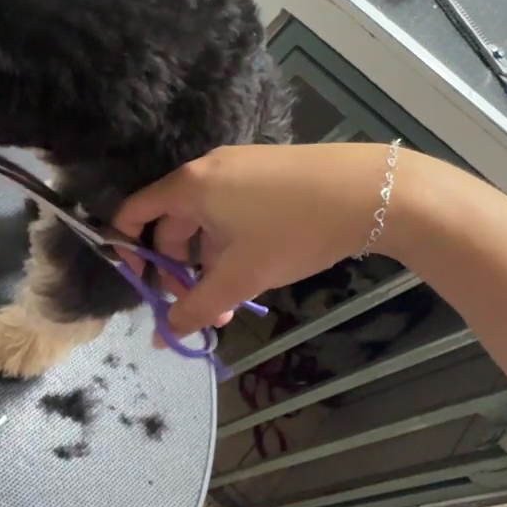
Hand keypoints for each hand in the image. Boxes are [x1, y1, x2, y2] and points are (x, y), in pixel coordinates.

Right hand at [114, 143, 440, 336]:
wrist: (378, 192)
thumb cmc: (294, 230)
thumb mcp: (240, 277)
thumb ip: (195, 308)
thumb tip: (162, 338)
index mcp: (189, 186)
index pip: (133, 214)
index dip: (128, 252)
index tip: (144, 285)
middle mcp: (207, 171)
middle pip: (170, 225)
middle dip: (177, 272)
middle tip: (196, 307)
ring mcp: (238, 169)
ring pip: (204, 225)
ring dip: (207, 267)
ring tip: (230, 304)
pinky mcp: (267, 174)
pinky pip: (229, 213)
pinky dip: (230, 247)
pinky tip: (253, 274)